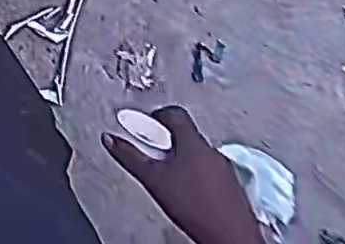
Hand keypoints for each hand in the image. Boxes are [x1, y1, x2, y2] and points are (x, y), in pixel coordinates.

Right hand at [103, 107, 262, 243]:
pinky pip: (212, 173)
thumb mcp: (153, 179)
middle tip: (154, 154)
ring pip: (199, 154)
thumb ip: (130, 156)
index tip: (146, 127)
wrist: (231, 239)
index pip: (174, 113)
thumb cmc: (196, 208)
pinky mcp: (234, 191)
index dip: (157, 117)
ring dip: (183, 159)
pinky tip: (190, 193)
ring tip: (170, 176)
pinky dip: (198, 176)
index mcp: (193, 142)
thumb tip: (110, 139)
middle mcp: (212, 152)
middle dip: (168, 141)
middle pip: (186, 134)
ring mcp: (226, 171)